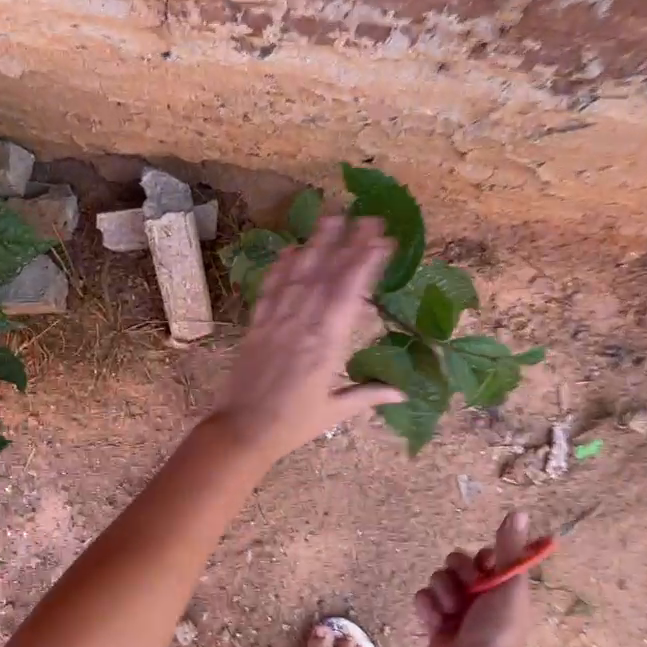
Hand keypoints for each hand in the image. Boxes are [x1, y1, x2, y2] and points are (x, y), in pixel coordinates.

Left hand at [209, 215, 404, 461]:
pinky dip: (280, 268)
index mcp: (326, 346)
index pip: (349, 295)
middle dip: (347, 243)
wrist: (242, 431)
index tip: (382, 240)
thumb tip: (404, 392)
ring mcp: (275, 323)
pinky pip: (269, 291)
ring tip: (331, 215)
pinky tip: (291, 249)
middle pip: (326, 276)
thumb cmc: (292, 425)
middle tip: (366, 216)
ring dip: (316, 244)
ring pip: (298, 276)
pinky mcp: (255, 327)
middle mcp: (301, 326)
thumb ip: (368, 394)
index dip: (365, 264)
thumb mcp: (334, 412)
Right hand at [415, 511, 534, 646]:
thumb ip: (509, 549)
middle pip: (457, 561)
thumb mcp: (509, 587)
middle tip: (468, 592)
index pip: (486, 555)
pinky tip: (436, 624)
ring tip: (451, 613)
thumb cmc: (498, 632)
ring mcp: (455, 608)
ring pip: (437, 577)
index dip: (481, 559)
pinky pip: (422, 597)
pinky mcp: (433, 621)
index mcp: (503, 587)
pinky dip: (427, 609)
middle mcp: (479, 595)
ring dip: (442, 592)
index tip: (485, 568)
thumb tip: (521, 511)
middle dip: (458, 574)